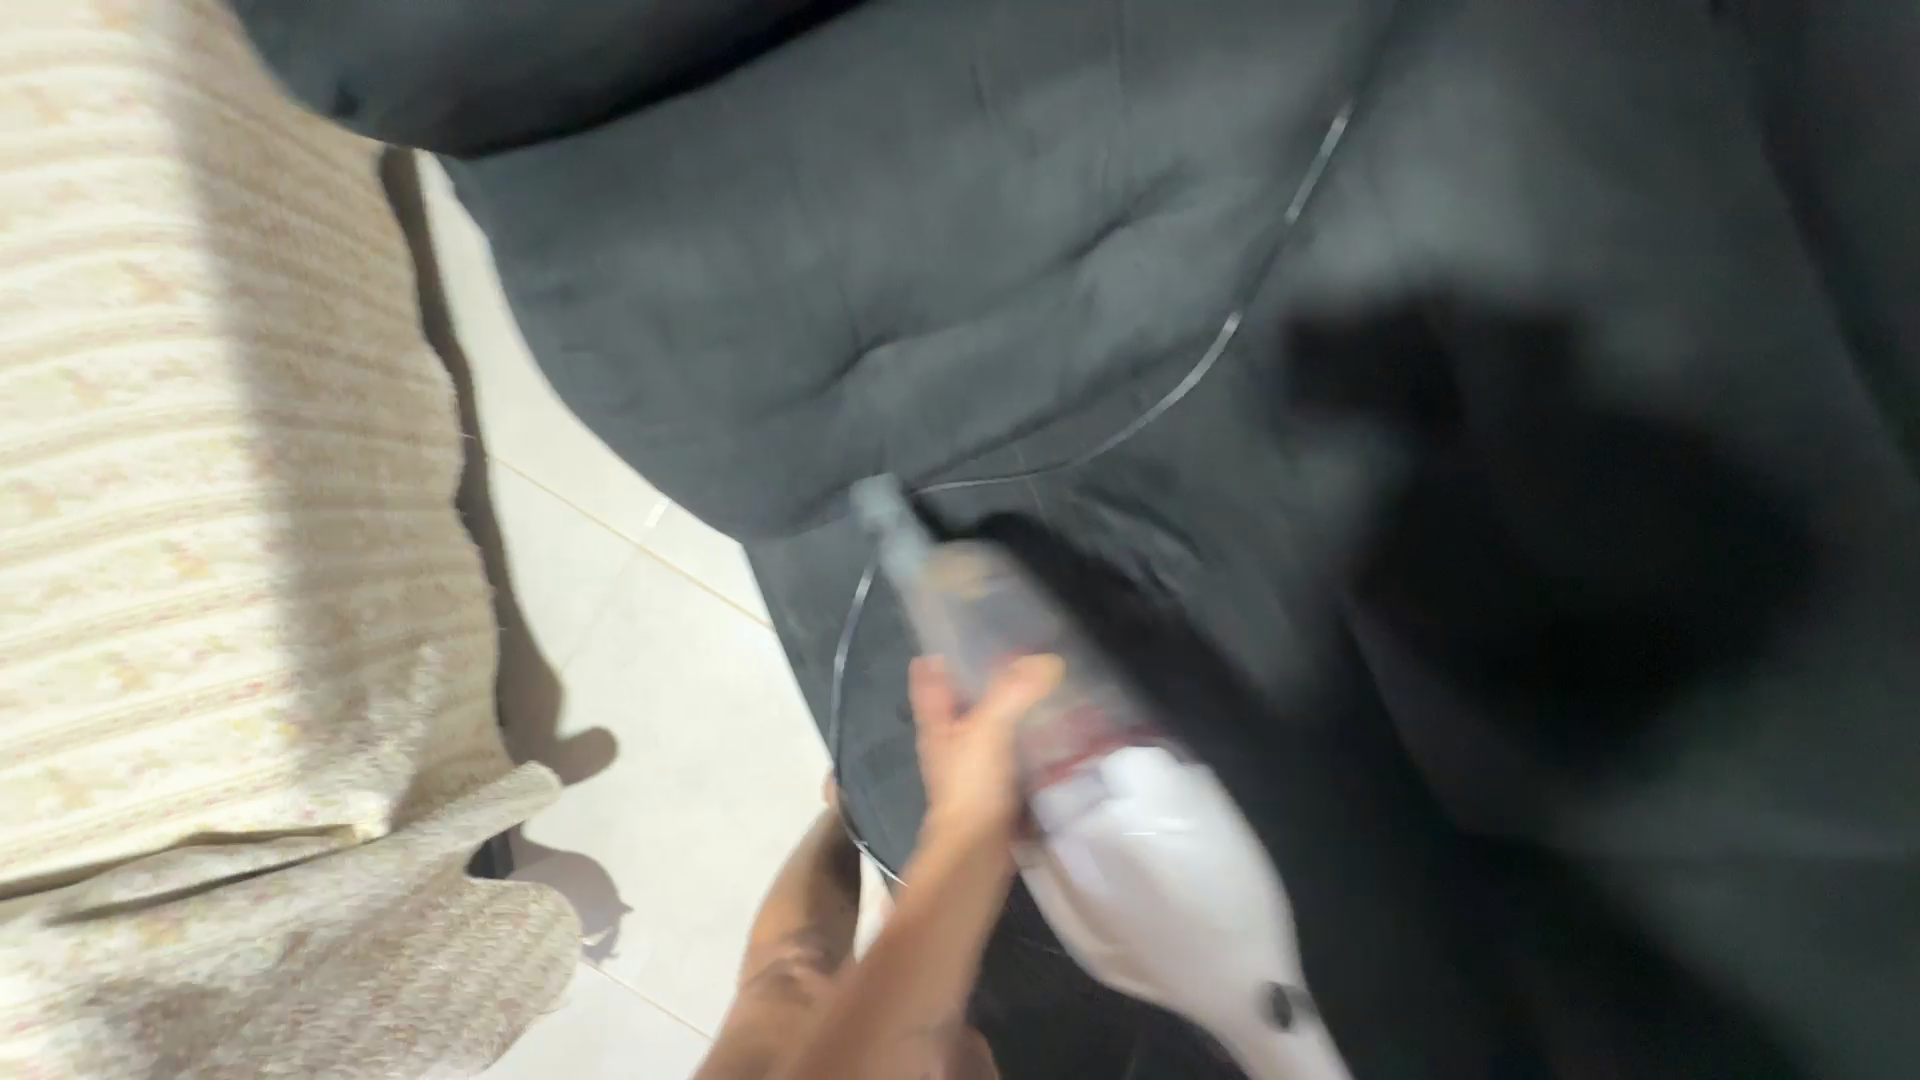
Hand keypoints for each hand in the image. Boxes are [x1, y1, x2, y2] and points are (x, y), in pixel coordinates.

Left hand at [907, 653, 1064, 855]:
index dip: (941, 656)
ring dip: (1022, 711)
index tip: (962, 635)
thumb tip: (1046, 660)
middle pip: (967, 701)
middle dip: (991, 680)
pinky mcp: (1001, 787)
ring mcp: (977, 766)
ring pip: (998, 727)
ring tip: (1053, 688)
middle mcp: (953, 741)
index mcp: (937, 723)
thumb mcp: (988, 728)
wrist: (976, 852)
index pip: (929, 679)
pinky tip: (1066, 733)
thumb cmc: (971, 785)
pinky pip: (1022, 755)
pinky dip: (1040, 743)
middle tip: (1024, 656)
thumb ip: (1013, 691)